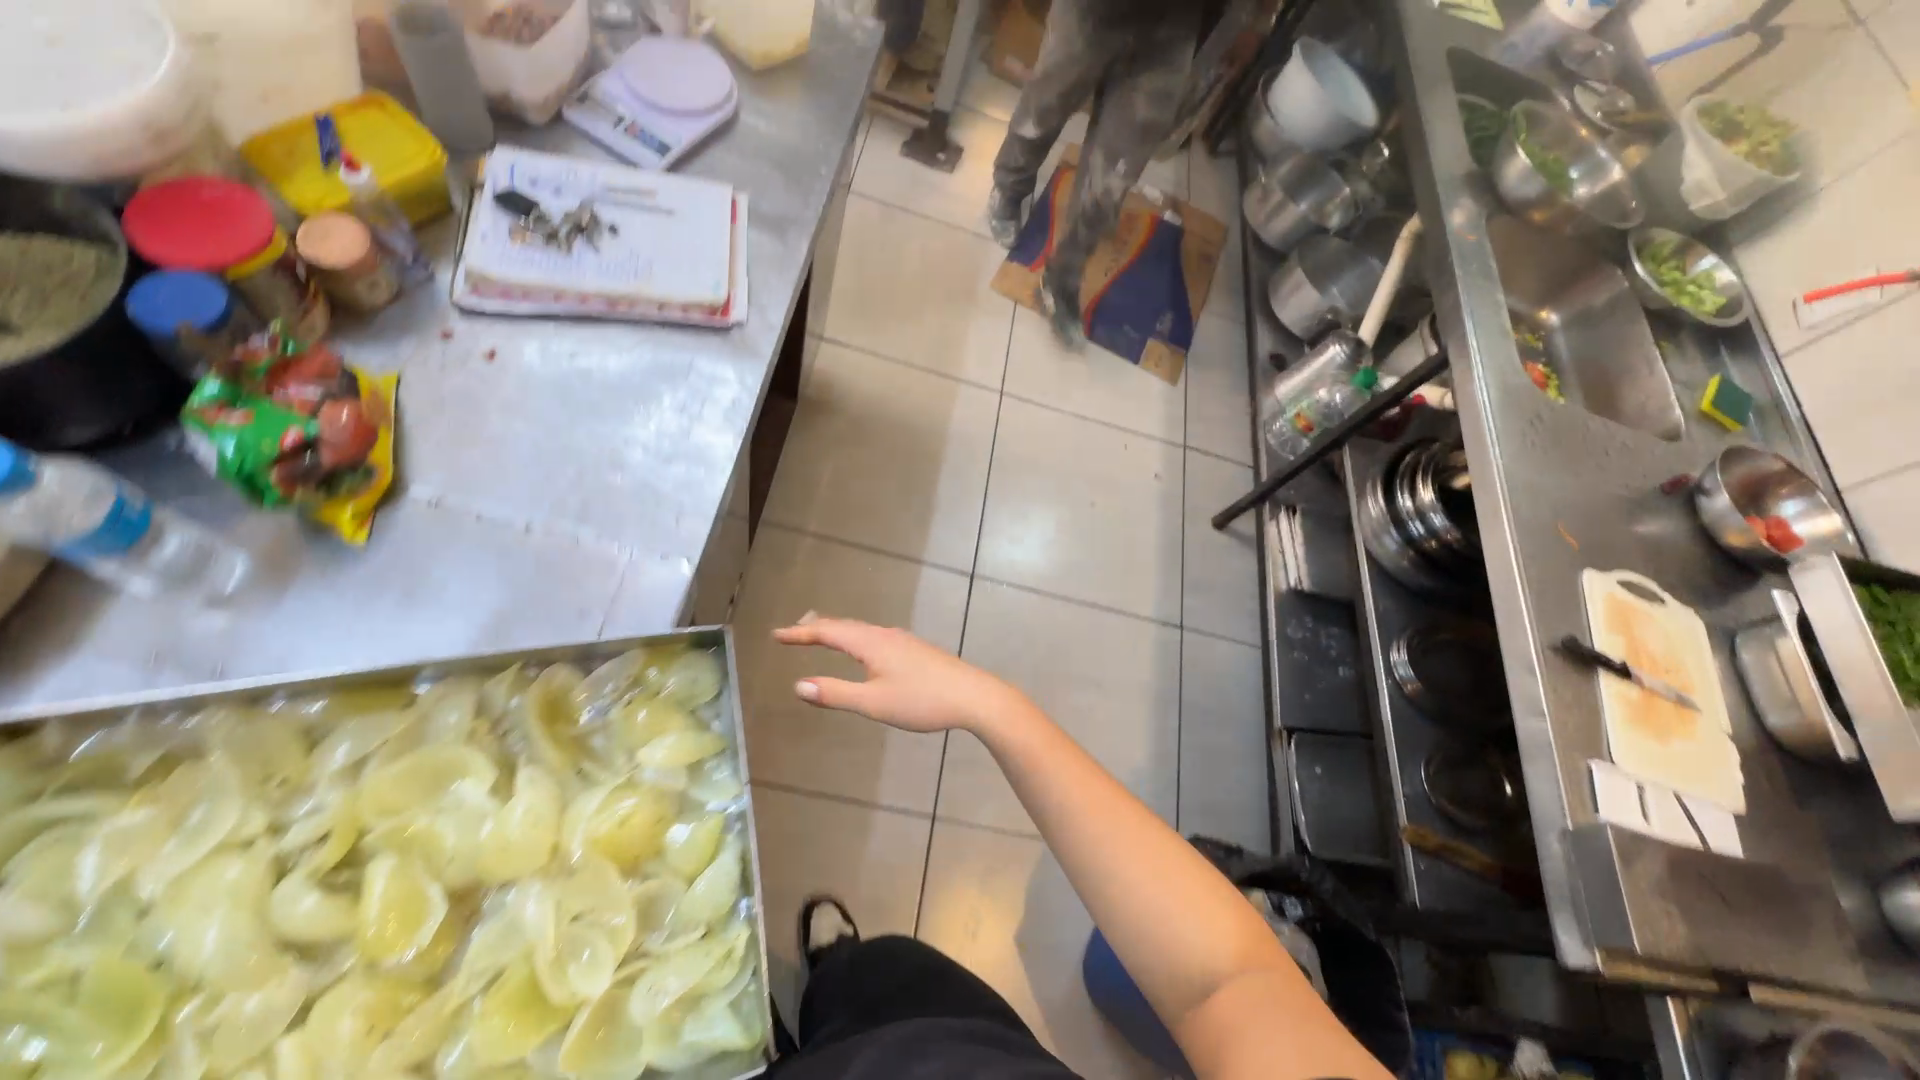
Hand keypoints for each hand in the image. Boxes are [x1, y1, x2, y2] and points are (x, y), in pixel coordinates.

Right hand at [772, 615, 1024, 733]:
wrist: (974, 696)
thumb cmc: (921, 701)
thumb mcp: (873, 702)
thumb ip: (835, 693)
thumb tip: (798, 686)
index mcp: (870, 643)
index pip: (827, 632)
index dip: (800, 634)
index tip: (777, 635)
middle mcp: (885, 635)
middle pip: (844, 625)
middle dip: (817, 627)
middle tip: (795, 629)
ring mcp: (903, 641)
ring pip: (862, 630)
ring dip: (838, 630)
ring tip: (823, 632)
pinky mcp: (916, 650)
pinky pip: (875, 637)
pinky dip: (857, 638)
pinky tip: (865, 648)